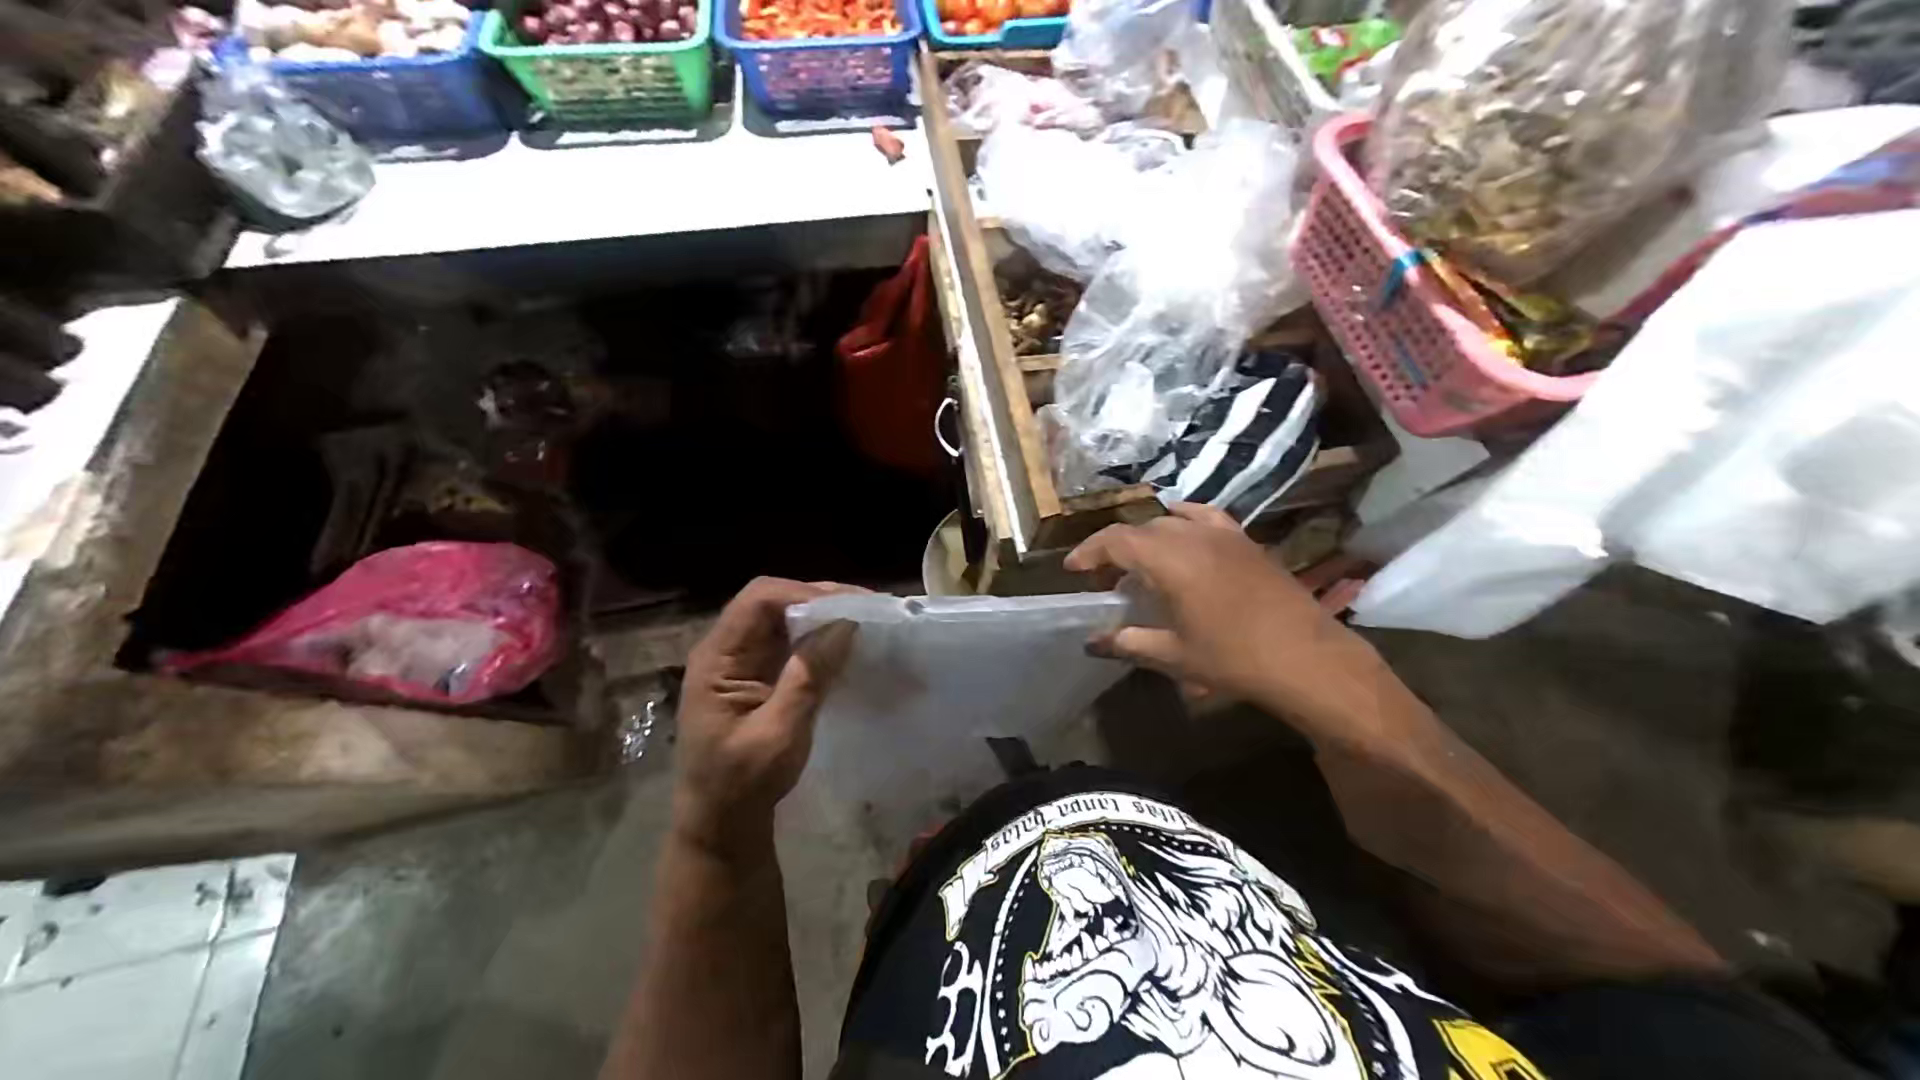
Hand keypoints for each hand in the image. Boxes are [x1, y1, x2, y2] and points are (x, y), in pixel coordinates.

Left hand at [673, 577, 857, 851]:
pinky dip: (819, 636)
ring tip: (865, 619)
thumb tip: (845, 625)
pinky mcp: (758, 674)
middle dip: (821, 598)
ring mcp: (742, 660)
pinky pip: (790, 640)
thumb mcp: (779, 734)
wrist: (721, 824)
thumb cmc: (742, 785)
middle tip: (869, 608)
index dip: (804, 594)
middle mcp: (727, 649)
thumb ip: (808, 676)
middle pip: (772, 600)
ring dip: (823, 614)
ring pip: (784, 616)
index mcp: (718, 658)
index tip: (850, 607)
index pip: (759, 600)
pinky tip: (847, 642)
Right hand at [1065, 504, 1398, 749]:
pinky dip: (1184, 521)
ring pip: (1171, 522)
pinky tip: (1182, 533)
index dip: (1088, 551)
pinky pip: (1205, 517)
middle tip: (1105, 579)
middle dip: (1116, 549)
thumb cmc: (1233, 658)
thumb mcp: (1173, 654)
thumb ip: (1128, 642)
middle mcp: (1193, 535)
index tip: (1073, 570)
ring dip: (1147, 539)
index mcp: (1169, 559)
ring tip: (1140, 566)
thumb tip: (1093, 641)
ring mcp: (1223, 533)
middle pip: (1141, 529)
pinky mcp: (1245, 540)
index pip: (1115, 540)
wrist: (1307, 658)